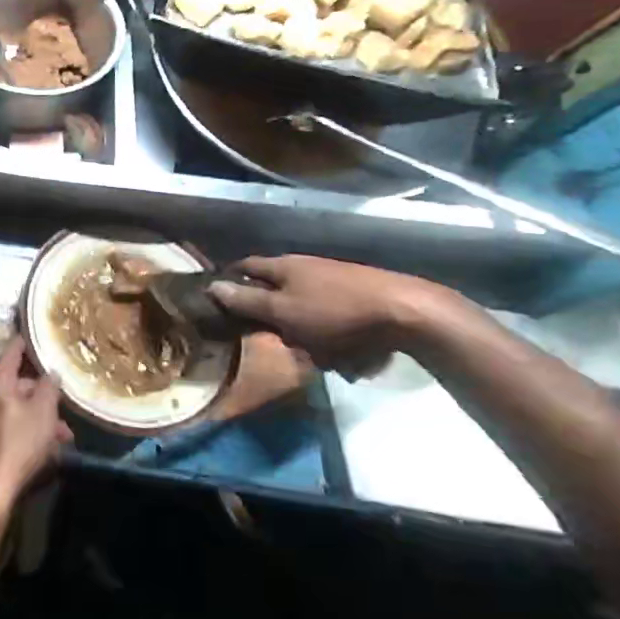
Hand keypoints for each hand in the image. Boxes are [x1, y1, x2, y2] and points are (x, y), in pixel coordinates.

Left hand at [0, 336, 70, 515]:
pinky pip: (11, 425)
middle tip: (64, 403)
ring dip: (41, 417)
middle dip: (42, 393)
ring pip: (17, 408)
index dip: (24, 343)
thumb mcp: (42, 412)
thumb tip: (50, 372)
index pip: (11, 353)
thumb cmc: (18, 443)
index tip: (34, 334)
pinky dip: (30, 430)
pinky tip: (48, 449)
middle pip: (17, 384)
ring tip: (64, 435)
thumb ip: (48, 388)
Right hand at [208, 255, 468, 365]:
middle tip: (268, 338)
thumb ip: (246, 301)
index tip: (219, 302)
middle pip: (275, 288)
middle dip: (270, 313)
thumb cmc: (334, 313)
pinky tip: (341, 352)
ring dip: (302, 326)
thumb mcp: (282, 311)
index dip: (230, 280)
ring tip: (310, 353)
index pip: (245, 266)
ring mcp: (334, 278)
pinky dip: (329, 331)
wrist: (408, 313)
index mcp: (282, 265)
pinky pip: (332, 314)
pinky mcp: (359, 293)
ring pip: (304, 304)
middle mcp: (306, 265)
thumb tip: (211, 286)